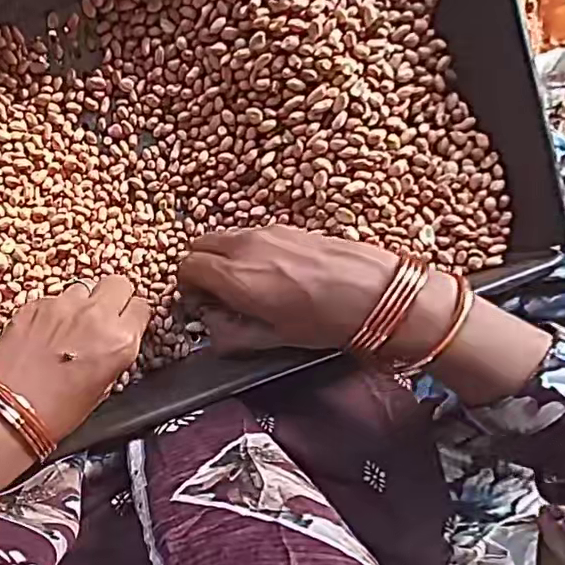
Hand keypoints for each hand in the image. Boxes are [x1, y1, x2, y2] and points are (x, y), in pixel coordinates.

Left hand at [0, 275, 151, 438]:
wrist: (10, 411)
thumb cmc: (57, 411)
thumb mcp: (104, 387)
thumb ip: (116, 352)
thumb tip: (115, 339)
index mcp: (120, 340)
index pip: (142, 306)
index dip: (134, 315)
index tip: (128, 322)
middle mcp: (95, 316)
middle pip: (118, 283)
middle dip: (115, 296)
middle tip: (104, 316)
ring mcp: (63, 306)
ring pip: (84, 287)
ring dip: (83, 302)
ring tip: (71, 326)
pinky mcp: (35, 305)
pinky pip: (54, 298)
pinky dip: (54, 311)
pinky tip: (46, 333)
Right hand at [176, 225, 399, 351]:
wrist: (378, 292)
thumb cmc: (327, 320)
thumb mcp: (274, 338)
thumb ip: (232, 334)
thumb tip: (213, 330)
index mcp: (235, 277)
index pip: (186, 267)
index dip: (187, 287)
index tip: (200, 302)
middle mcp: (244, 247)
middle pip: (198, 245)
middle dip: (199, 267)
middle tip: (215, 291)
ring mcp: (266, 232)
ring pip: (223, 237)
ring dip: (221, 257)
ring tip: (244, 283)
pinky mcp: (286, 227)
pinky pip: (248, 234)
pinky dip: (244, 250)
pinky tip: (270, 272)